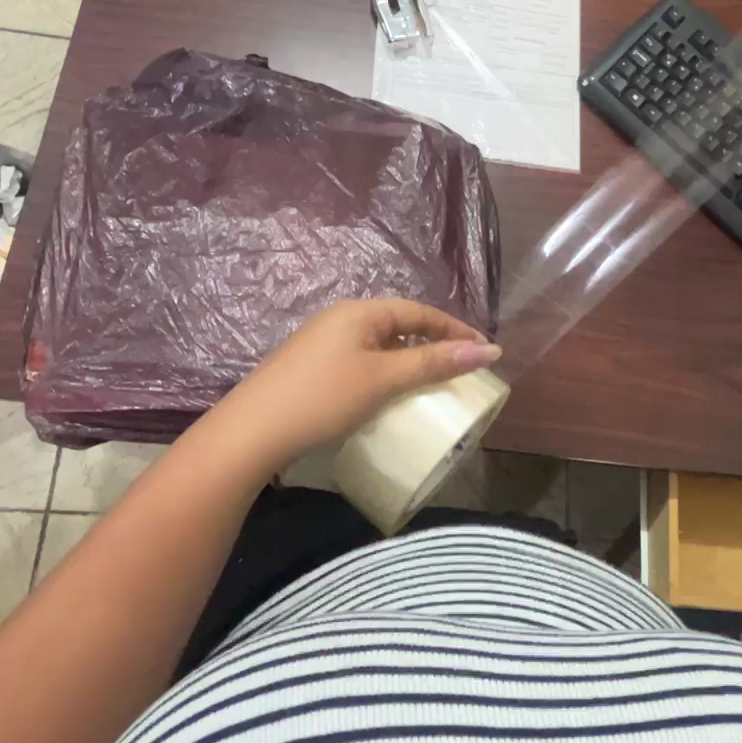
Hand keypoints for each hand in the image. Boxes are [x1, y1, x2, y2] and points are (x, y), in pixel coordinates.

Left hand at [208, 299, 501, 464]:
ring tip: (435, 380)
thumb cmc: (323, 398)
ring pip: (381, 343)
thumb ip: (434, 363)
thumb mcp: (383, 379)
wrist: (253, 430)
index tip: (485, 350)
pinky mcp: (313, 366)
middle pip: (401, 324)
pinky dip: (388, 370)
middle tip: (463, 366)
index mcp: (360, 311)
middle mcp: (342, 318)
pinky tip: (393, 392)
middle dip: (435, 342)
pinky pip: (364, 359)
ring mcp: (324, 341)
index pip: (420, 312)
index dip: (455, 329)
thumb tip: (488, 350)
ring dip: (411, 358)